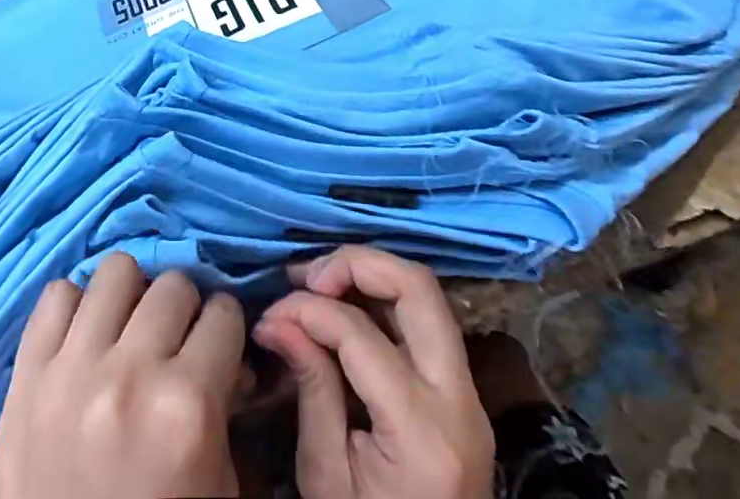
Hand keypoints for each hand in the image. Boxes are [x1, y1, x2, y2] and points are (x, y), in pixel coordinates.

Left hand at [0, 253, 246, 498]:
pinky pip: (56, 295)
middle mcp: (131, 373)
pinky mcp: (27, 372)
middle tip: (177, 335)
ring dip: (133, 293)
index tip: (218, 338)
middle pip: (172, 285)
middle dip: (185, 306)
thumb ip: (226, 409)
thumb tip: (228, 357)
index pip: (223, 315)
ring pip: (115, 271)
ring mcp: (72, 367)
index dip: (226, 326)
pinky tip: (85, 334)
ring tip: (130, 324)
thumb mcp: (217, 486)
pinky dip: (76, 306)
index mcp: (186, 406)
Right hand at [252, 247, 495, 498]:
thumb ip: (310, 388)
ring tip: (318, 282)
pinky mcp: (462, 391)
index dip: (306, 311)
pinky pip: (424, 321)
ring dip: (369, 274)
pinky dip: (381, 298)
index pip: (359, 333)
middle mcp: (459, 399)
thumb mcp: (326, 475)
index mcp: (423, 431)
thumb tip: (276, 320)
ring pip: (427, 295)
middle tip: (307, 275)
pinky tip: (343, 304)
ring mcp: (468, 393)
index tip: (270, 316)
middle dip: (355, 263)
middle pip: (418, 289)